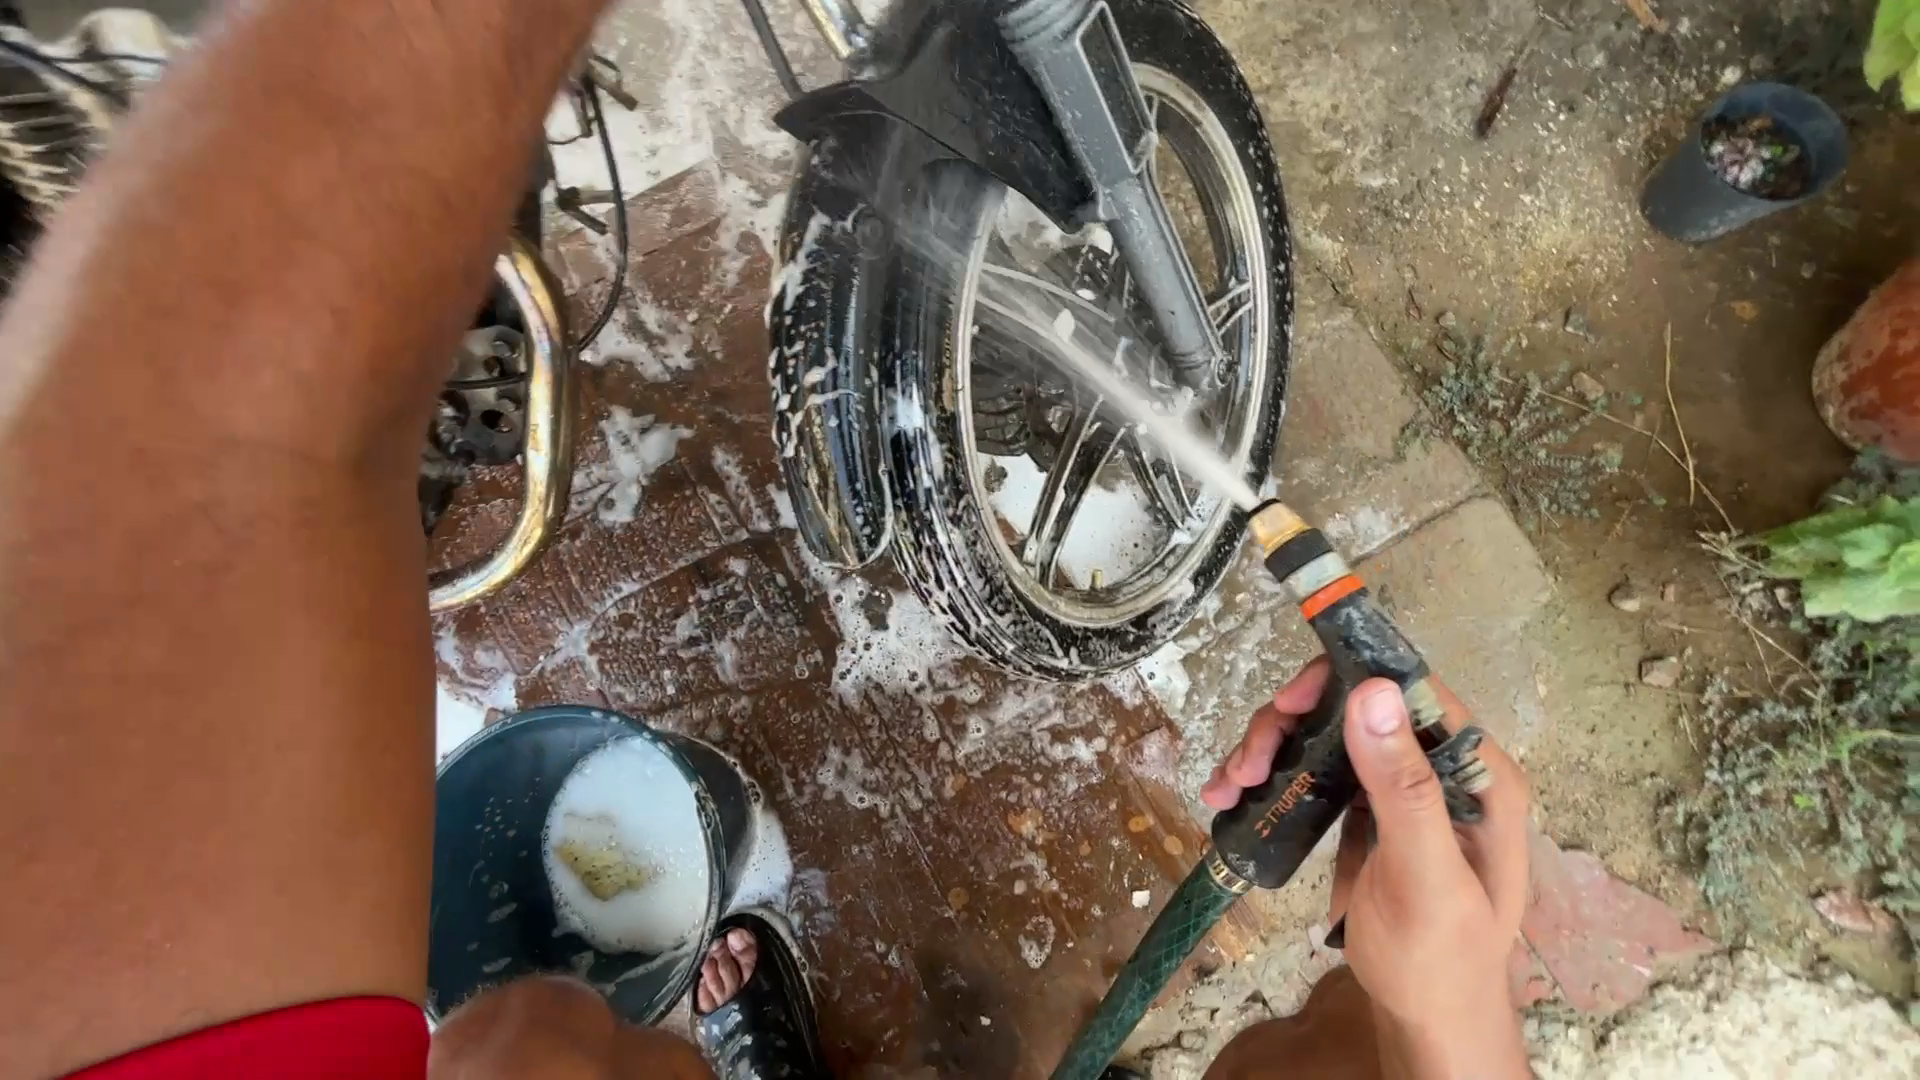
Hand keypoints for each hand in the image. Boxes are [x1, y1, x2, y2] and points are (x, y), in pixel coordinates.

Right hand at [1203, 660, 1531, 1078]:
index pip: (1410, 690)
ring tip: (1231, 783)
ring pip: (1319, 730)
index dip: (1345, 680)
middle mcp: (1435, 764)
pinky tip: (1232, 793)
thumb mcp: (1424, 876)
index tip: (1288, 704)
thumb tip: (1372, 690)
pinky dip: (1265, 773)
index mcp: (1475, 772)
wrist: (1422, 1015)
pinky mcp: (1359, 803)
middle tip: (1249, 763)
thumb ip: (1404, 788)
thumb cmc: (1438, 957)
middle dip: (1288, 724)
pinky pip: (1307, 765)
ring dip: (1266, 748)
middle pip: (1350, 705)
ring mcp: (1393, 782)